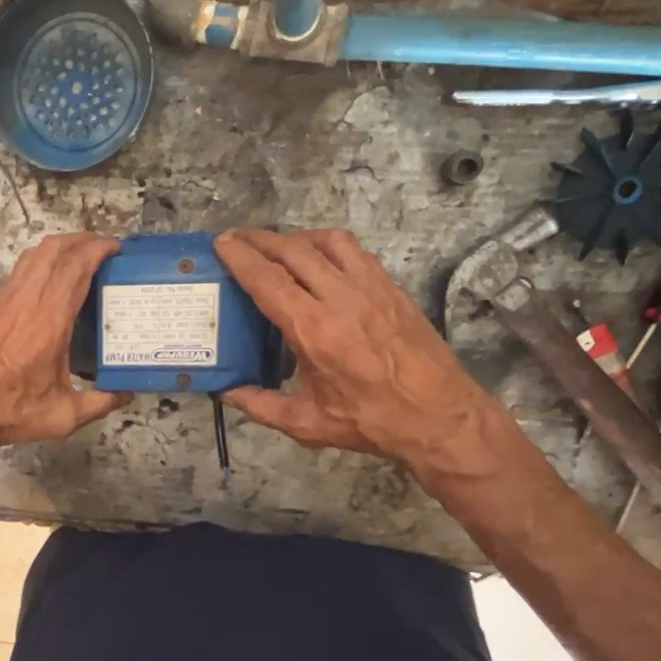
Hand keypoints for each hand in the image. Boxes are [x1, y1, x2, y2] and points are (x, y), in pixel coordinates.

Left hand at [0, 234, 130, 444]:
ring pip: (34, 255)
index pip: (75, 268)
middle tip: (104, 249)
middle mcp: (28, 302)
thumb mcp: (64, 415)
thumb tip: (128, 392)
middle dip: (83, 241)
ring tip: (80, 257)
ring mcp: (6, 300)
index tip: (117, 248)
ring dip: (60, 247)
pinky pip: (20, 270)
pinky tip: (52, 279)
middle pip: (55, 250)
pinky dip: (41, 262)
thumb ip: (101, 402)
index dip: (98, 249)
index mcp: (50, 323)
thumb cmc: (13, 411)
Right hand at [214, 228, 492, 464]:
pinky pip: (354, 252)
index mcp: (313, 330)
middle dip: (261, 240)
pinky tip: (319, 258)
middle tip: (238, 238)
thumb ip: (260, 405)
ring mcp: (370, 287)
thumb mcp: (306, 423)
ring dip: (296, 238)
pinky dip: (328, 246)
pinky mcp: (391, 288)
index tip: (222, 242)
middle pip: (294, 251)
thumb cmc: (369, 421)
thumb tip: (227, 392)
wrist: (438, 414)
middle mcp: (340, 298)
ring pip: (327, 242)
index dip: (241, 257)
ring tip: (278, 246)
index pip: (268, 280)